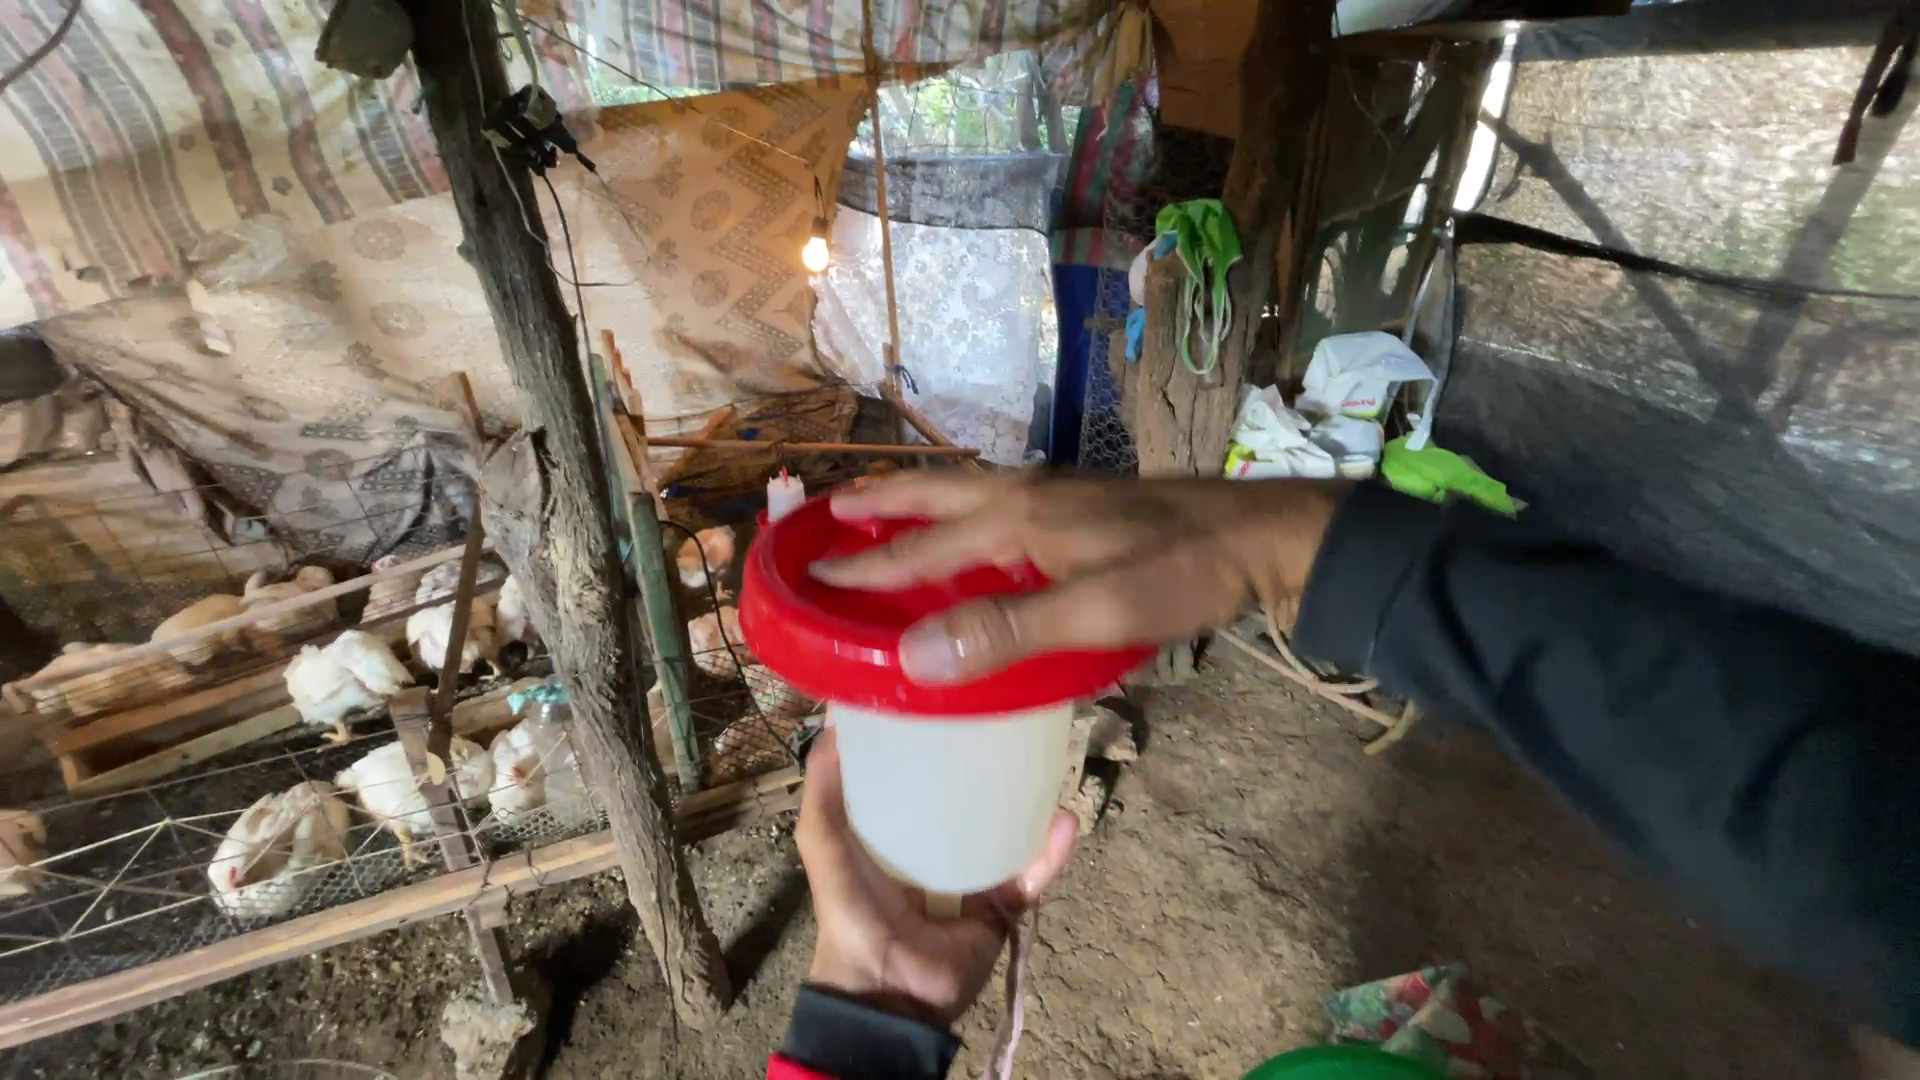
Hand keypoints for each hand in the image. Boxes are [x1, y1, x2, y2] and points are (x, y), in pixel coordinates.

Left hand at [797, 728, 1075, 1027]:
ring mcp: (976, 874)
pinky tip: (1064, 822)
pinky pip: (1032, 874)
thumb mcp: (822, 836)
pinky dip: (1051, 853)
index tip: (954, 694)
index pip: (924, 771)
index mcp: (900, 824)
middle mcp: (941, 843)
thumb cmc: (849, 904)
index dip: (936, 737)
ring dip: (1033, 801)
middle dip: (993, 762)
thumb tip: (839, 714)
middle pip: (975, 794)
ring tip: (1048, 763)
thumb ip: (823, 781)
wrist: (884, 987)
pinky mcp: (1002, 905)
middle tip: (1012, 719)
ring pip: (1014, 829)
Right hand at [812, 470, 1345, 683]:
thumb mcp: (1096, 611)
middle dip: (875, 501)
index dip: (864, 570)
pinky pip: (989, 501)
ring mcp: (1048, 491)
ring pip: (960, 489)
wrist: (1254, 534)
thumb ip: (1006, 631)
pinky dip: (953, 510)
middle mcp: (1020, 492)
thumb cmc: (1177, 573)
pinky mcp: (1071, 503)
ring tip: (875, 506)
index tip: (812, 579)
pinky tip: (960, 529)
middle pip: (930, 492)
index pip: (918, 549)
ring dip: (911, 498)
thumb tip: (913, 655)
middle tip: (826, 509)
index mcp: (1014, 517)